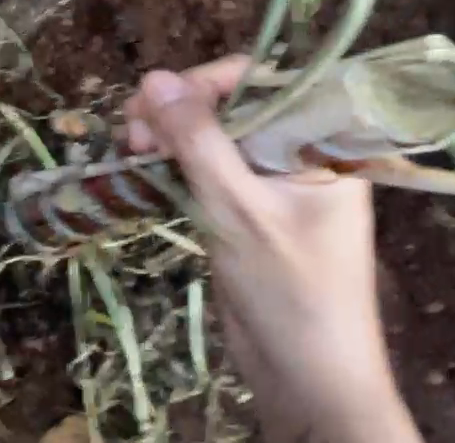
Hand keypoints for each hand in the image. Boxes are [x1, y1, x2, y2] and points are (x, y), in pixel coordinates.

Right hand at [124, 59, 420, 442]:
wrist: (303, 378)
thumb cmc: (289, 291)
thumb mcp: (239, 210)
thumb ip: (197, 140)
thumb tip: (152, 76)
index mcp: (321, 149)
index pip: (265, 82)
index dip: (208, 81)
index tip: (162, 102)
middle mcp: (295, 155)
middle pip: (227, 102)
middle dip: (175, 108)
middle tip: (135, 134)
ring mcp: (265, 180)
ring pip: (205, 129)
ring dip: (163, 130)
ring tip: (134, 152)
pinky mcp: (238, 203)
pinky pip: (197, 159)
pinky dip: (165, 156)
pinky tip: (140, 165)